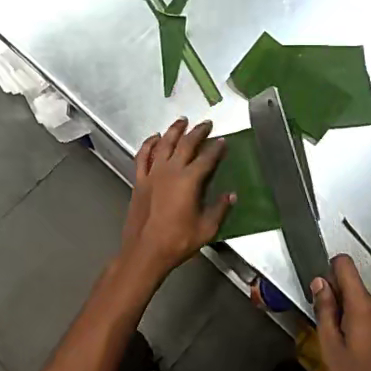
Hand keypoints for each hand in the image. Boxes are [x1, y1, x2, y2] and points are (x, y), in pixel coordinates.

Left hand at [118, 118, 231, 287]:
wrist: (146, 250)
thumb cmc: (178, 241)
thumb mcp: (206, 228)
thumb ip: (219, 209)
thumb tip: (231, 195)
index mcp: (189, 181)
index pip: (206, 158)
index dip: (216, 148)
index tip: (222, 141)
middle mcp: (170, 171)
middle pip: (185, 144)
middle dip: (197, 132)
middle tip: (206, 124)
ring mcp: (152, 173)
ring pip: (163, 144)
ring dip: (174, 130)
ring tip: (182, 121)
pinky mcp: (139, 180)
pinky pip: (143, 156)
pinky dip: (149, 144)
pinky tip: (154, 138)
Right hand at [312, 254, 370, 370]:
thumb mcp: (330, 347)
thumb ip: (324, 309)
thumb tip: (320, 282)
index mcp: (363, 304)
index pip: (345, 264)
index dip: (329, 270)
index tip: (322, 293)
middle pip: (354, 286)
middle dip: (338, 300)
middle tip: (330, 330)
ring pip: (364, 304)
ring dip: (352, 315)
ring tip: (346, 346)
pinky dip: (365, 326)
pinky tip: (363, 353)